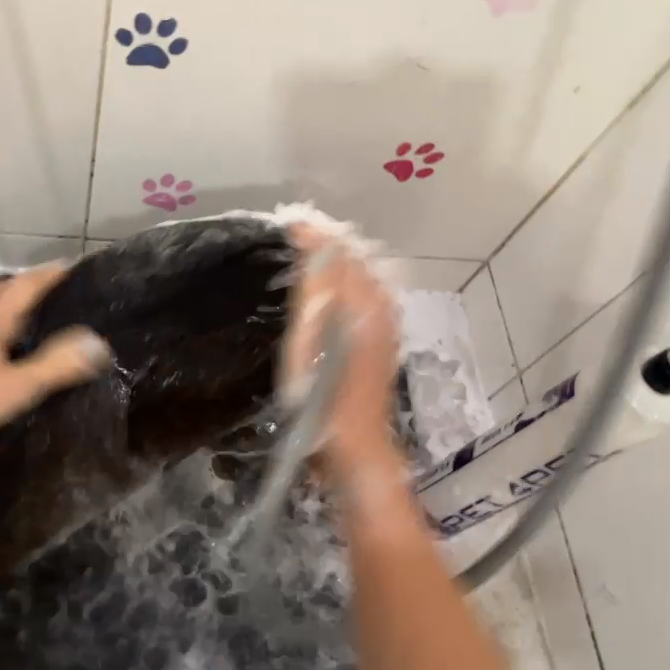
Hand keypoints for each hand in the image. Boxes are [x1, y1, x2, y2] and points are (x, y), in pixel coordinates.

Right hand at [280, 224, 402, 474]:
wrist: (354, 446)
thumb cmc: (322, 397)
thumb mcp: (310, 339)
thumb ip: (317, 287)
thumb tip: (316, 238)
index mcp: (364, 301)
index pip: (340, 250)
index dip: (314, 233)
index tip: (286, 222)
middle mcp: (380, 307)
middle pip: (357, 260)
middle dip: (328, 243)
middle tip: (295, 234)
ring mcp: (383, 329)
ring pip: (364, 278)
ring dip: (338, 263)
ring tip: (309, 257)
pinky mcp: (378, 347)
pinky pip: (366, 298)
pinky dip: (347, 284)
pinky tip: (330, 297)